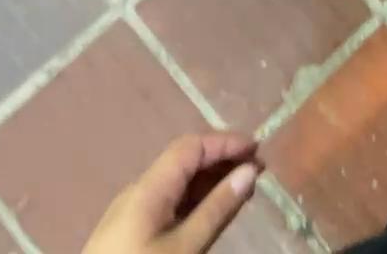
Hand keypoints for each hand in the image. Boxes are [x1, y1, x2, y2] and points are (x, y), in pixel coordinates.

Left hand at [83, 132, 259, 253]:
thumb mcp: (185, 249)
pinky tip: (211, 213)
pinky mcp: (129, 233)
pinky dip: (195, 200)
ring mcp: (130, 213)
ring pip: (177, 183)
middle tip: (257, 173)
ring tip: (241, 192)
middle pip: (184, 161)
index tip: (257, 151)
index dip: (225, 143)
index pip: (191, 147)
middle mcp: (138, 192)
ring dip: (210, 181)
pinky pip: (168, 202)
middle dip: (221, 160)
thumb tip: (249, 171)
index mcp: (148, 189)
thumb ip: (217, 208)